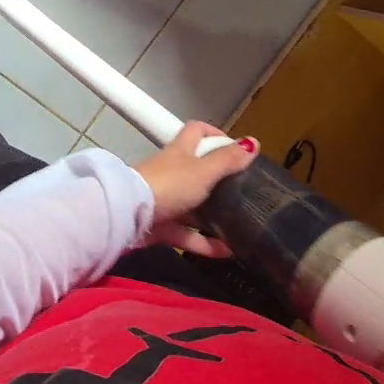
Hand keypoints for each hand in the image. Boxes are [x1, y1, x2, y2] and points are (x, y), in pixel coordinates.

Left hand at [131, 122, 258, 257]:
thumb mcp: (203, 171)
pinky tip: (228, 252)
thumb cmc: (169, 185)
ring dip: (215, 216)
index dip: (215, 134)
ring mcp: (165, 199)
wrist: (130, 215)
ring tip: (241, 225)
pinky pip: (187, 234)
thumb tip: (253, 141)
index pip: (196, 132)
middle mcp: (172, 172)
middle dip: (220, 180)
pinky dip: (205, 244)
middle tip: (246, 192)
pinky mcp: (161, 225)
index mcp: (180, 152)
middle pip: (197, 170)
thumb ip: (227, 160)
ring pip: (194, 206)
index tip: (236, 149)